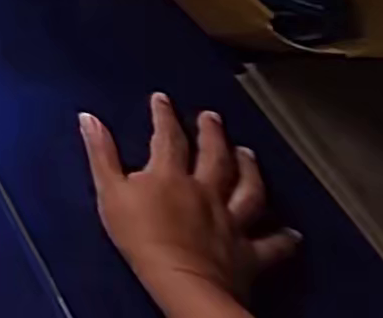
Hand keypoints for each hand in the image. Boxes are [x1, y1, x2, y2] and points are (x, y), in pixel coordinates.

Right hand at [80, 94, 299, 311]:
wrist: (182, 284)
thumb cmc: (139, 235)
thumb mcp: (109, 190)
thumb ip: (101, 152)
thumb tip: (89, 117)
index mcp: (169, 175)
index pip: (168, 137)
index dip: (164, 115)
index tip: (162, 99)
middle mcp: (205, 191)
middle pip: (214, 157)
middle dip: (212, 134)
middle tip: (212, 117)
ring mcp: (232, 222)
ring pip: (247, 190)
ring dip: (249, 170)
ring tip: (248, 154)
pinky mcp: (250, 253)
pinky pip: (272, 243)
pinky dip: (285, 237)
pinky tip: (294, 232)